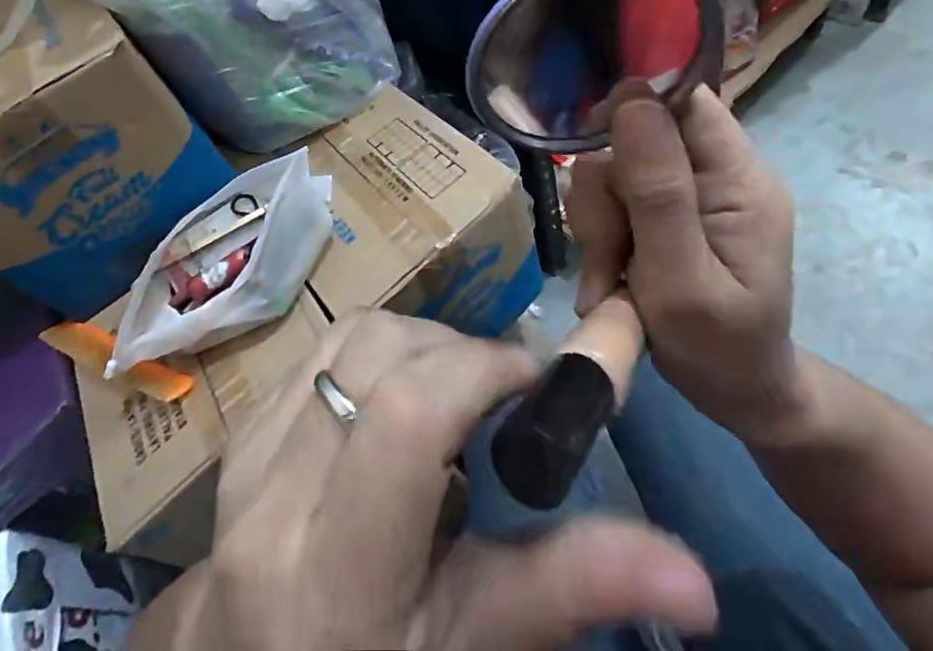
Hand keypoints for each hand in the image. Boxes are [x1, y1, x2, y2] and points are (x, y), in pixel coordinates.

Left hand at [127, 311, 716, 650]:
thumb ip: (561, 593)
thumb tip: (692, 574)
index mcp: (331, 567)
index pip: (402, 414)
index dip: (480, 371)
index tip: (536, 381)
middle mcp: (272, 493)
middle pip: (369, 354)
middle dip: (453, 350)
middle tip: (502, 393)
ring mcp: (245, 454)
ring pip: (340, 340)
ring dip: (412, 345)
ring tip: (454, 393)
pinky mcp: (240, 434)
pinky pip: (314, 357)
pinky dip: (370, 357)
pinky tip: (396, 401)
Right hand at [568, 85, 803, 442]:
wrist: (735, 394)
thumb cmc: (721, 346)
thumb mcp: (682, 276)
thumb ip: (657, 191)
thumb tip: (633, 102)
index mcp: (738, 179)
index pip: (685, 101)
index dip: (633, 106)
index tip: (592, 144)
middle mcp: (710, 176)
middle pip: (629, 140)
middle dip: (604, 194)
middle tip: (609, 252)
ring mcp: (679, 198)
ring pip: (605, 173)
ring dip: (594, 224)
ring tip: (610, 278)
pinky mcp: (655, 218)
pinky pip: (602, 203)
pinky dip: (594, 239)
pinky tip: (607, 279)